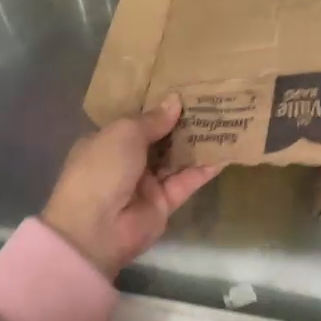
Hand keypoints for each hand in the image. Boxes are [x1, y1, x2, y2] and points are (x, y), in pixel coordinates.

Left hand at [41, 96, 223, 278]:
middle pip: (160, 139)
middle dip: (182, 123)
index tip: (183, 91)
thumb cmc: (102, 168)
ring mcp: (146, 184)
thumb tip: (174, 102)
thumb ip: (152, 120)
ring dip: (196, 143)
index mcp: (108, 141)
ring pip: (175, 159)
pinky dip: (204, 169)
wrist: (95, 229)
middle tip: (211, 102)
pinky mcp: (164, 204)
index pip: (136, 121)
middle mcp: (127, 161)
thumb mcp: (124, 133)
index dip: (158, 107)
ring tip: (224, 121)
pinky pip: (186, 181)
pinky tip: (225, 153)